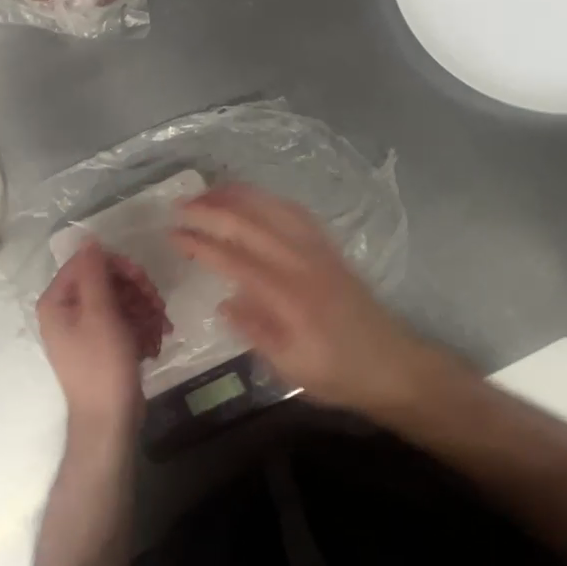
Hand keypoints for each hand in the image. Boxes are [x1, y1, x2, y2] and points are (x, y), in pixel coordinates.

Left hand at [36, 240, 145, 439]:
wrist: (109, 422)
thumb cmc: (102, 366)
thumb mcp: (100, 314)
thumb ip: (94, 273)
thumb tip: (86, 238)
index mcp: (56, 301)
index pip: (87, 263)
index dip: (118, 266)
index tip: (142, 279)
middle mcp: (66, 311)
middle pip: (106, 281)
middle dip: (136, 291)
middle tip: (157, 305)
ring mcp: (86, 329)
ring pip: (120, 301)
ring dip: (144, 310)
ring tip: (159, 328)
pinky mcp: (104, 345)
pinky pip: (124, 323)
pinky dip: (142, 329)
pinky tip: (155, 342)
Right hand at [171, 184, 463, 417]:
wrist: (394, 366)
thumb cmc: (338, 374)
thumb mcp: (290, 368)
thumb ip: (256, 332)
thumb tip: (224, 303)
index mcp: (289, 297)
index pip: (234, 259)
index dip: (200, 244)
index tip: (172, 235)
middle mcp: (302, 264)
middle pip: (250, 224)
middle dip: (211, 210)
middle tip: (179, 206)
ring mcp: (318, 251)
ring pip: (272, 209)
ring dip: (237, 196)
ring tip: (207, 192)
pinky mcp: (329, 248)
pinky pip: (294, 212)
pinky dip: (267, 199)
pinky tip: (251, 200)